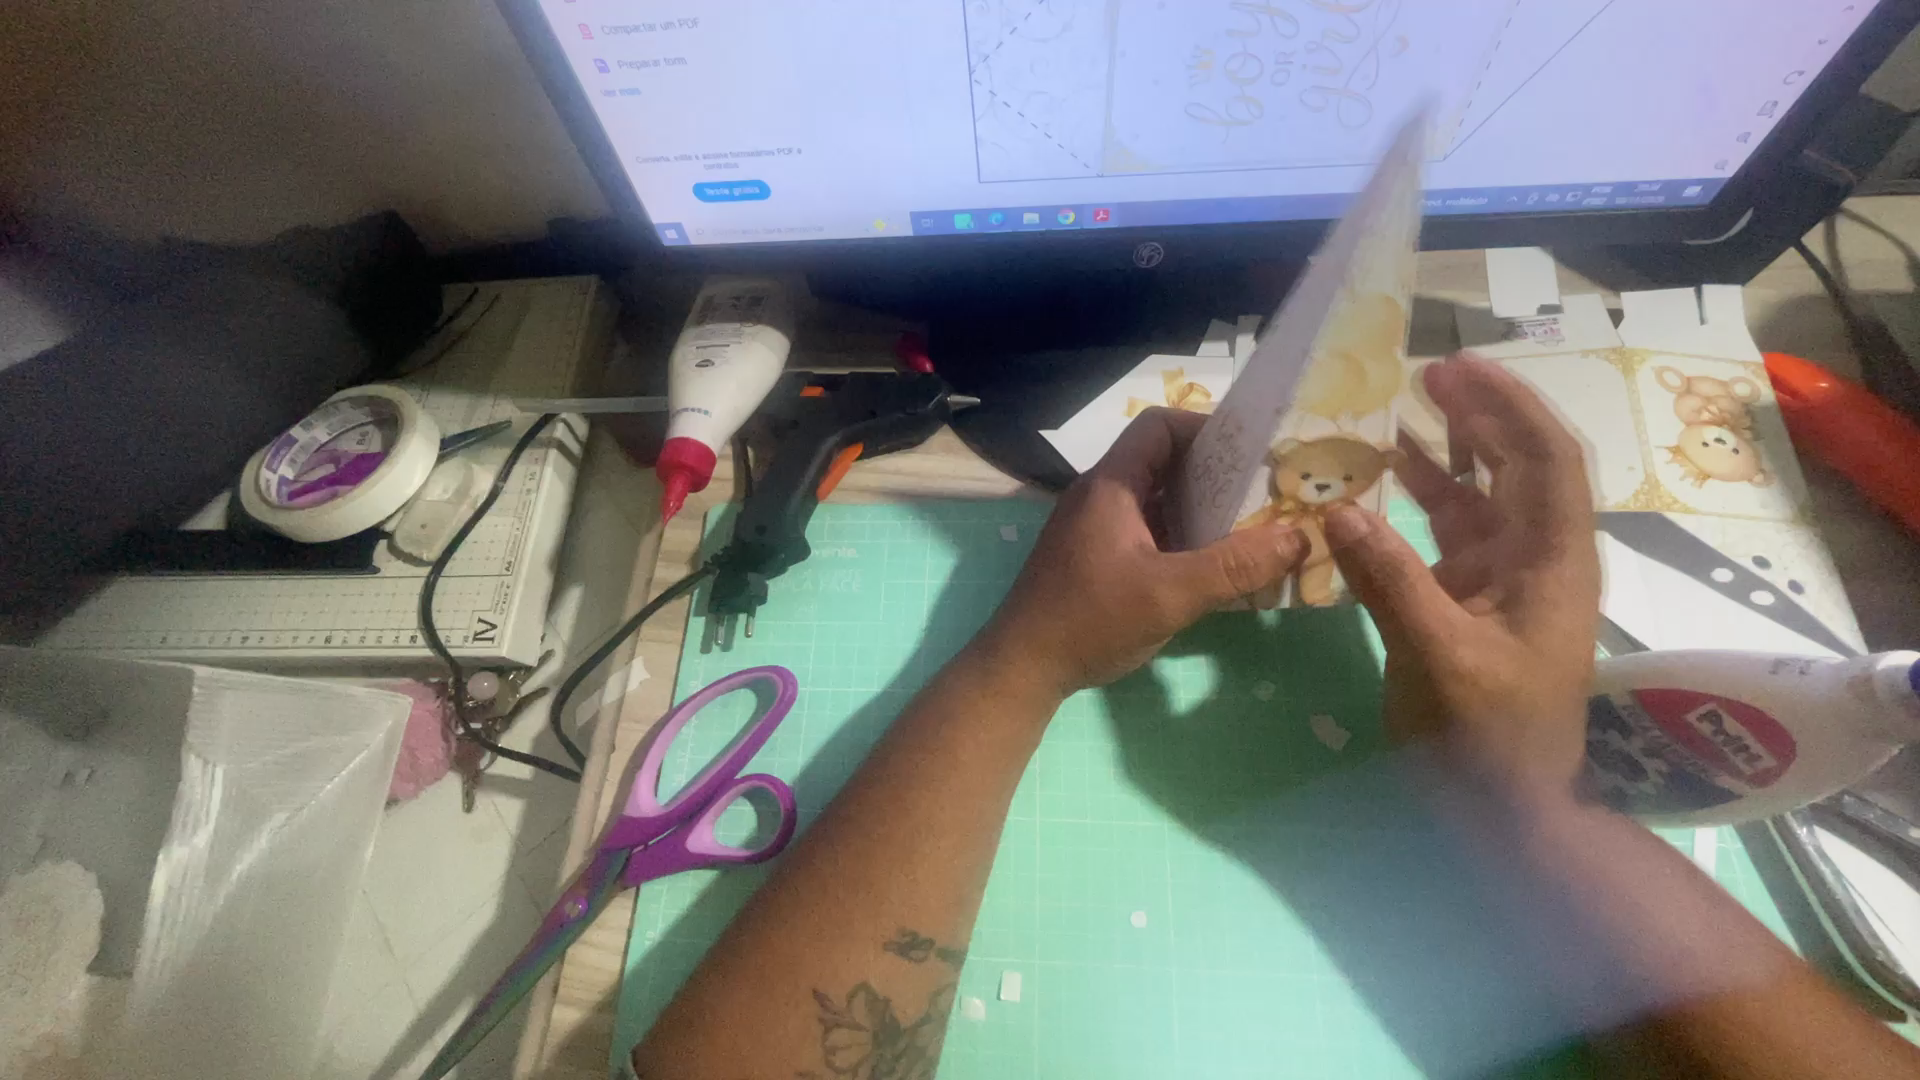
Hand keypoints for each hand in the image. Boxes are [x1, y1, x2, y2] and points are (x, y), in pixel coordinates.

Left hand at [980, 408, 1307, 697]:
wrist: (1022, 666)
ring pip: (1154, 500)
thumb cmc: (1089, 620)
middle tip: (1264, 494)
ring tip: (1249, 529)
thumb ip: (1234, 566)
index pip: (1158, 426)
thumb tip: (1299, 536)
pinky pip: (1144, 531)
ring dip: (1198, 509)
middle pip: (1161, 461)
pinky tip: (1209, 566)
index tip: (1252, 455)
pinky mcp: (1093, 557)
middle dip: (1214, 473)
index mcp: (1110, 485)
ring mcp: (1093, 528)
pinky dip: (1178, 538)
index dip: (1206, 428)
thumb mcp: (1169, 594)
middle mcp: (1099, 496)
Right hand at [1323, 355, 1599, 800]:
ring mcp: (1498, 578)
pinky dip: (1417, 499)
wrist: (1500, 806)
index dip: (1507, 408)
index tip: (1455, 369)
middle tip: (1425, 372)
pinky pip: (1443, 532)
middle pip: (1517, 466)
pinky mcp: (1464, 598)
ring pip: (1479, 495)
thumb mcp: (1437, 656)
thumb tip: (1338, 508)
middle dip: (1480, 414)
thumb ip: (1391, 580)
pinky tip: (1385, 479)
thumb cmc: (1484, 737)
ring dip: (1447, 451)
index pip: (1545, 462)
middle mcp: (1533, 558)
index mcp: (1551, 563)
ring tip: (1403, 408)